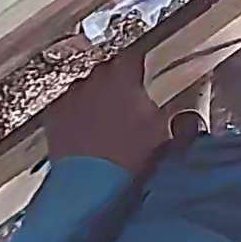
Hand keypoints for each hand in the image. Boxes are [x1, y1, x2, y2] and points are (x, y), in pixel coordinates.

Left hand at [44, 52, 167, 173]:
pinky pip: (68, 105)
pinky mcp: (54, 115)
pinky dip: (76, 113)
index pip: (134, 56)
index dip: (141, 63)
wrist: (89, 185)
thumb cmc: (128, 155)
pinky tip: (85, 130)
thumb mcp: (163, 133)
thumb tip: (186, 118)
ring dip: (97, 97)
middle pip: (109, 70)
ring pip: (88, 87)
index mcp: (123, 75)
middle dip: (119, 82)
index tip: (145, 71)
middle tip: (130, 102)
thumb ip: (177, 118)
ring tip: (107, 120)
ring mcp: (72, 96)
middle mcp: (95, 79)